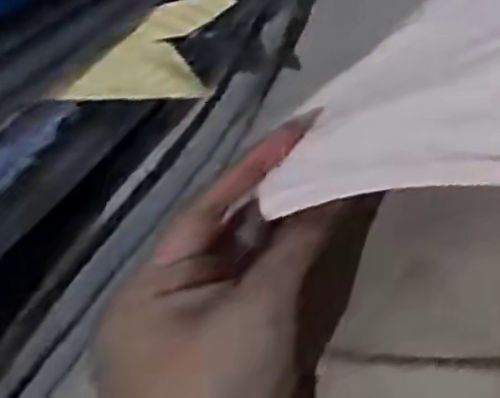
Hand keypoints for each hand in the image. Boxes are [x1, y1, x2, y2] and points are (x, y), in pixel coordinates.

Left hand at [96, 117, 343, 397]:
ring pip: (266, 238)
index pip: (210, 207)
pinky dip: (310, 232)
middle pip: (239, 220)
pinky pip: (282, 260)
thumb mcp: (259, 303)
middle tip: (331, 137)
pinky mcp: (255, 314)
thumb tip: (345, 180)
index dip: (256, 164)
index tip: (304, 126)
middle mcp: (182, 288)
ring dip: (304, 204)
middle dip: (285, 180)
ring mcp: (220, 303)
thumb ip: (300, 237)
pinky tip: (341, 204)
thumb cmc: (217, 375)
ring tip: (343, 161)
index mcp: (154, 286)